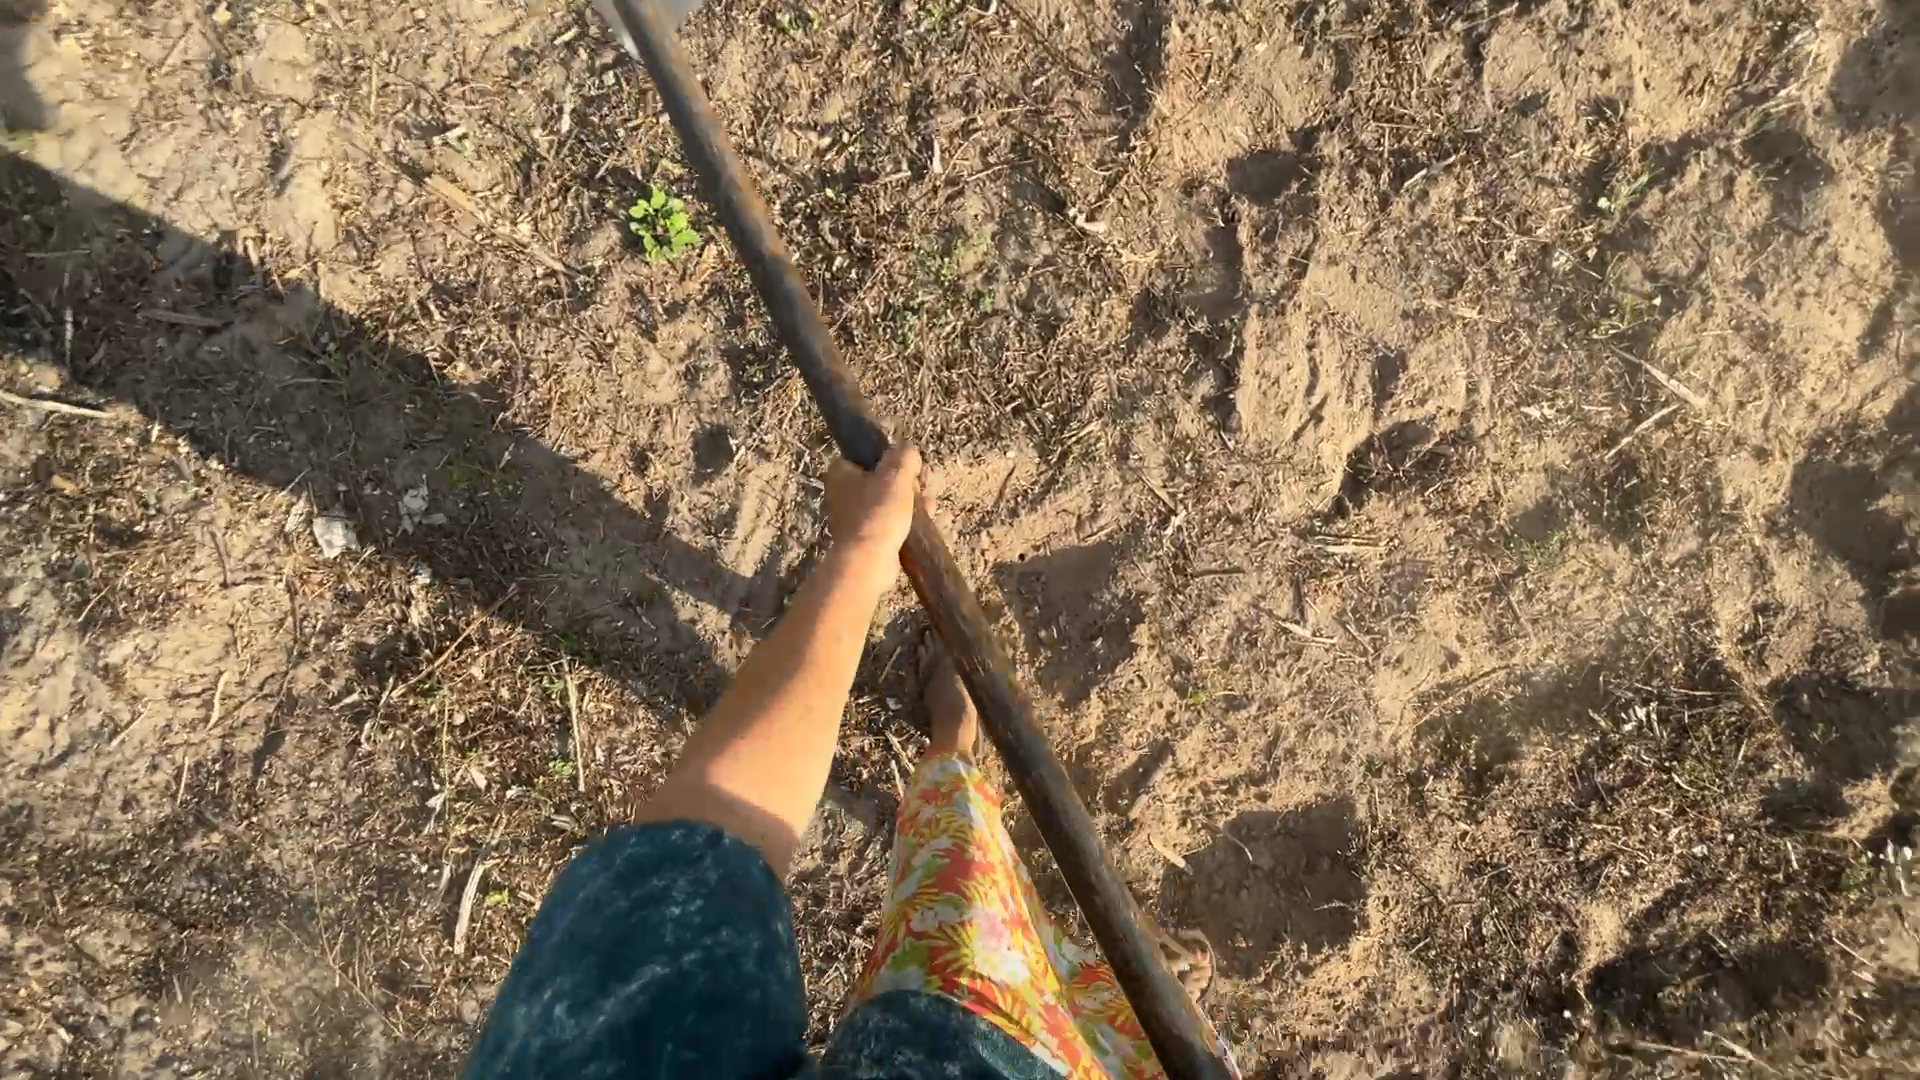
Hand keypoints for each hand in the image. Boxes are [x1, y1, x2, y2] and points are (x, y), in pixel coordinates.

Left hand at [825, 445, 922, 562]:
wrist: (868, 562)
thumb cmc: (878, 513)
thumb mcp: (896, 476)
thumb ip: (904, 457)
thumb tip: (909, 451)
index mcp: (841, 474)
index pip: (865, 456)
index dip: (889, 457)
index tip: (908, 464)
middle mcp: (843, 494)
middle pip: (881, 479)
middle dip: (906, 481)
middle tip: (922, 484)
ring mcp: (855, 518)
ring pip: (888, 501)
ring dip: (910, 500)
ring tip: (928, 502)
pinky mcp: (869, 538)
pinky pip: (891, 521)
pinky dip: (907, 519)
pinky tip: (926, 517)